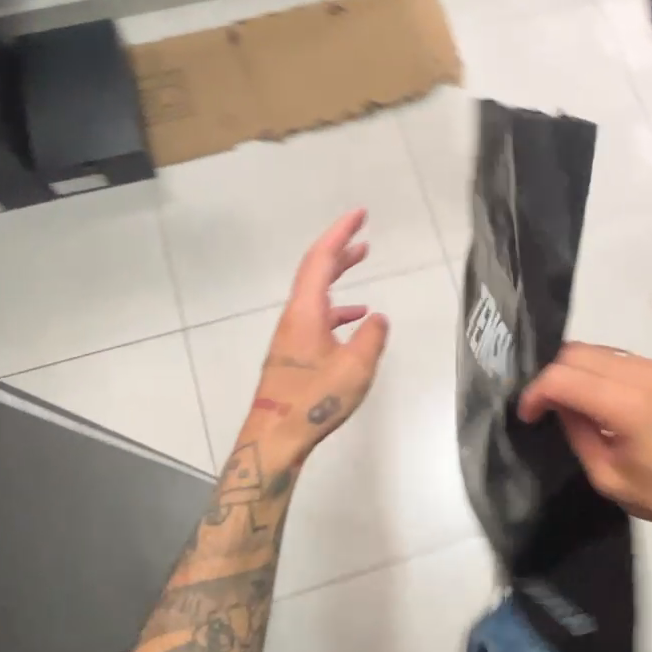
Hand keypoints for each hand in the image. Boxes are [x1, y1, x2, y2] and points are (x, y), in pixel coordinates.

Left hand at [246, 209, 390, 459]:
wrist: (274, 437)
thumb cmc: (314, 401)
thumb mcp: (356, 368)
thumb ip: (372, 338)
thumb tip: (377, 318)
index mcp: (306, 312)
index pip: (321, 258)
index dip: (341, 233)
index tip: (360, 214)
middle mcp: (294, 317)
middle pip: (315, 271)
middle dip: (340, 248)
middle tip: (362, 233)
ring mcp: (291, 336)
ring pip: (316, 294)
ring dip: (338, 276)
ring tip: (361, 263)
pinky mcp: (292, 354)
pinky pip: (317, 316)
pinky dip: (337, 308)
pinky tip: (355, 320)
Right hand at [518, 342, 651, 557]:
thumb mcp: (607, 476)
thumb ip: (577, 433)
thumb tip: (557, 405)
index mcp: (627, 405)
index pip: (563, 377)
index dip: (536, 392)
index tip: (527, 414)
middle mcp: (644, 374)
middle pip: (578, 353)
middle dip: (553, 375)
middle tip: (544, 405)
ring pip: (599, 350)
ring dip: (576, 370)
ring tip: (568, 400)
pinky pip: (622, 358)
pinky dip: (600, 370)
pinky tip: (598, 397)